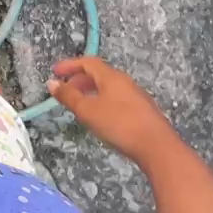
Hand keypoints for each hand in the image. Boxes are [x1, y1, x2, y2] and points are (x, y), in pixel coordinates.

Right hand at [48, 56, 184, 165]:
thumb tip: (52, 83)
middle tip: (66, 90)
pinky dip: (104, 101)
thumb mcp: (87, 110)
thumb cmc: (119, 124)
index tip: (55, 72)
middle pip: (99, 74)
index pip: (88, 62)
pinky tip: (102, 117)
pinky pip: (119, 99)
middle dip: (79, 79)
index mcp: (112, 77)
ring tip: (81, 105)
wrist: (160, 150)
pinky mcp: (145, 113)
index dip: (69, 65)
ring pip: (109, 88)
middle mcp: (126, 83)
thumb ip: (68, 96)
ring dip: (92, 92)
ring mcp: (138, 98)